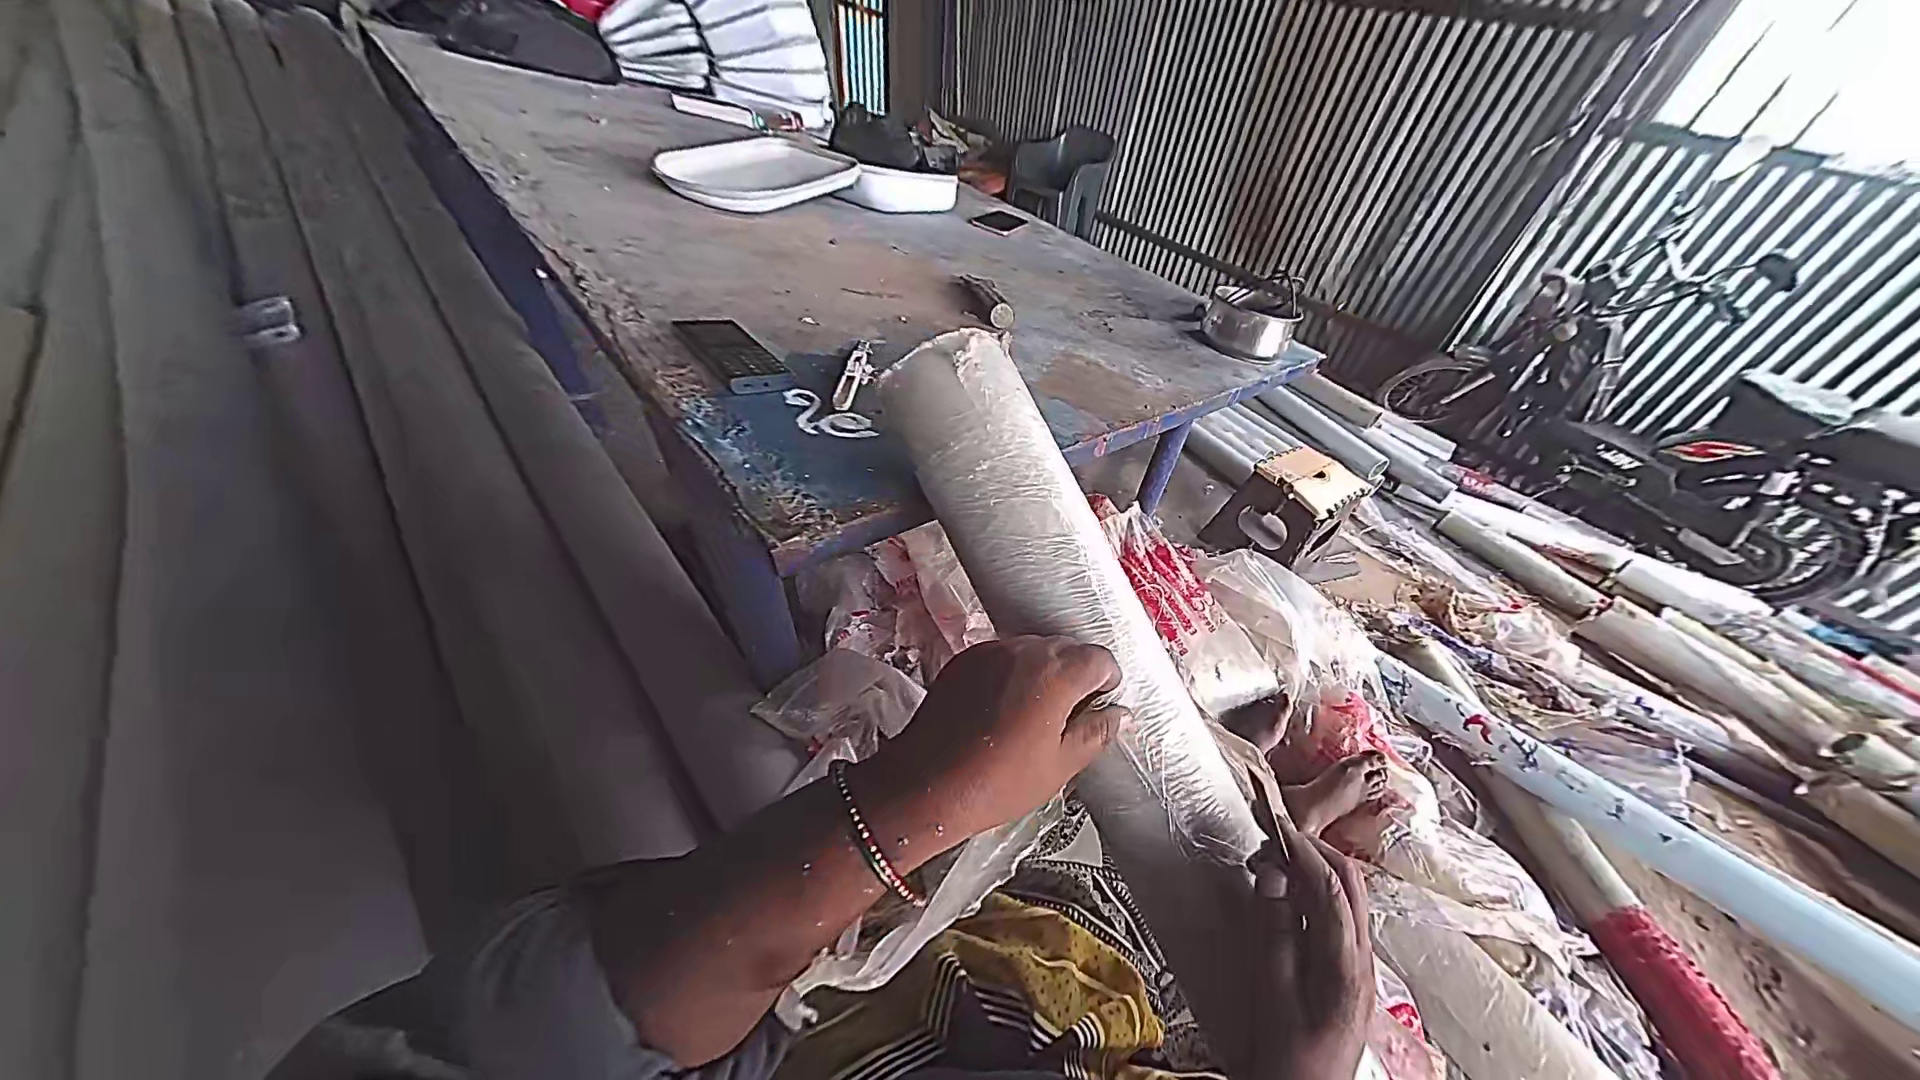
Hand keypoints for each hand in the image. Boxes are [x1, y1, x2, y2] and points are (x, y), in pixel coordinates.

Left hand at [855, 636, 1129, 840]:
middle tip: (1070, 714)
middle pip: (1066, 649)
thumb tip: (1120, 715)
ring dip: (1043, 673)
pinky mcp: (966, 659)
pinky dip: (1012, 673)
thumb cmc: (996, 781)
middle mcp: (1023, 651)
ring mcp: (991, 651)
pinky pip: (1003, 656)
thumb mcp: (1060, 765)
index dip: (1106, 682)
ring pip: (1033, 650)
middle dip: (1076, 676)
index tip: (1101, 704)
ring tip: (1034, 714)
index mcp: (1055, 673)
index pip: (1099, 658)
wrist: (927, 781)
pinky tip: (1003, 708)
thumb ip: (1096, 733)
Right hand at [1249, 815, 1373, 1079]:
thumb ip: (1274, 931)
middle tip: (1273, 834)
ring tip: (1272, 857)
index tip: (1272, 825)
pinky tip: (1284, 889)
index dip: (1302, 849)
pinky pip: (1335, 913)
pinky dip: (1311, 888)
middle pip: (1350, 884)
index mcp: (1346, 966)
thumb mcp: (1272, 993)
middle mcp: (1362, 959)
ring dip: (1313, 866)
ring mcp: (1358, 964)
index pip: (1331, 888)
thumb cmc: (1287, 1053)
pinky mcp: (1346, 969)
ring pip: (1346, 895)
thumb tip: (1273, 873)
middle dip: (1314, 849)